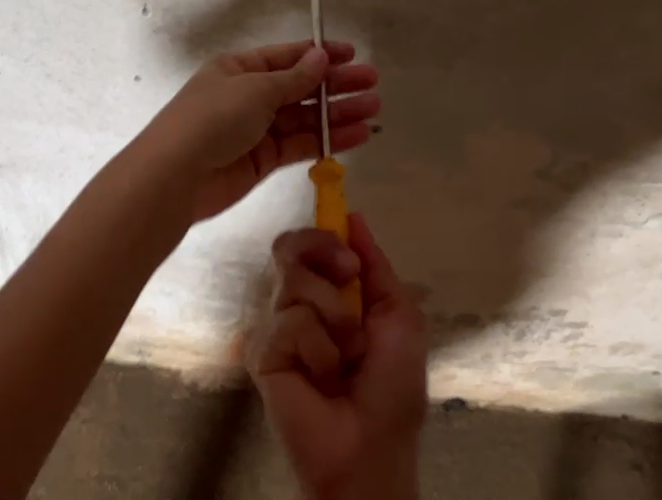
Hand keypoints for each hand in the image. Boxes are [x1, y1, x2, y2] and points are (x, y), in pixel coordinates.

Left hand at [137, 40, 379, 221]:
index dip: (320, 55)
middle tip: (373, 83)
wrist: (176, 176)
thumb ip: (293, 78)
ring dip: (338, 114)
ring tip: (374, 110)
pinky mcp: (263, 161)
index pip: (287, 57)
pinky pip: (300, 145)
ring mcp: (256, 129)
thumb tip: (320, 57)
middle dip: (336, 85)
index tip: (353, 54)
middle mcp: (248, 95)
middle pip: (300, 87)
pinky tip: (357, 135)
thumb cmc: (212, 119)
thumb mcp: (255, 90)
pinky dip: (327, 140)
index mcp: (239, 68)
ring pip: (304, 118)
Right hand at [251, 216, 427, 499]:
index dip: (322, 236)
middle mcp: (298, 303)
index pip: (307, 243)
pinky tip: (322, 378)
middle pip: (287, 248)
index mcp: (328, 292)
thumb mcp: (399, 316)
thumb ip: (375, 265)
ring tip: (347, 356)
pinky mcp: (262, 354)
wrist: (372, 445)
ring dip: (335, 317)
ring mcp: (277, 328)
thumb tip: (353, 216)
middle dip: (321, 253)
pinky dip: (318, 349)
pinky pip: (288, 324)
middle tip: (347, 278)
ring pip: (294, 283)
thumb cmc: (393, 386)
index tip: (348, 255)